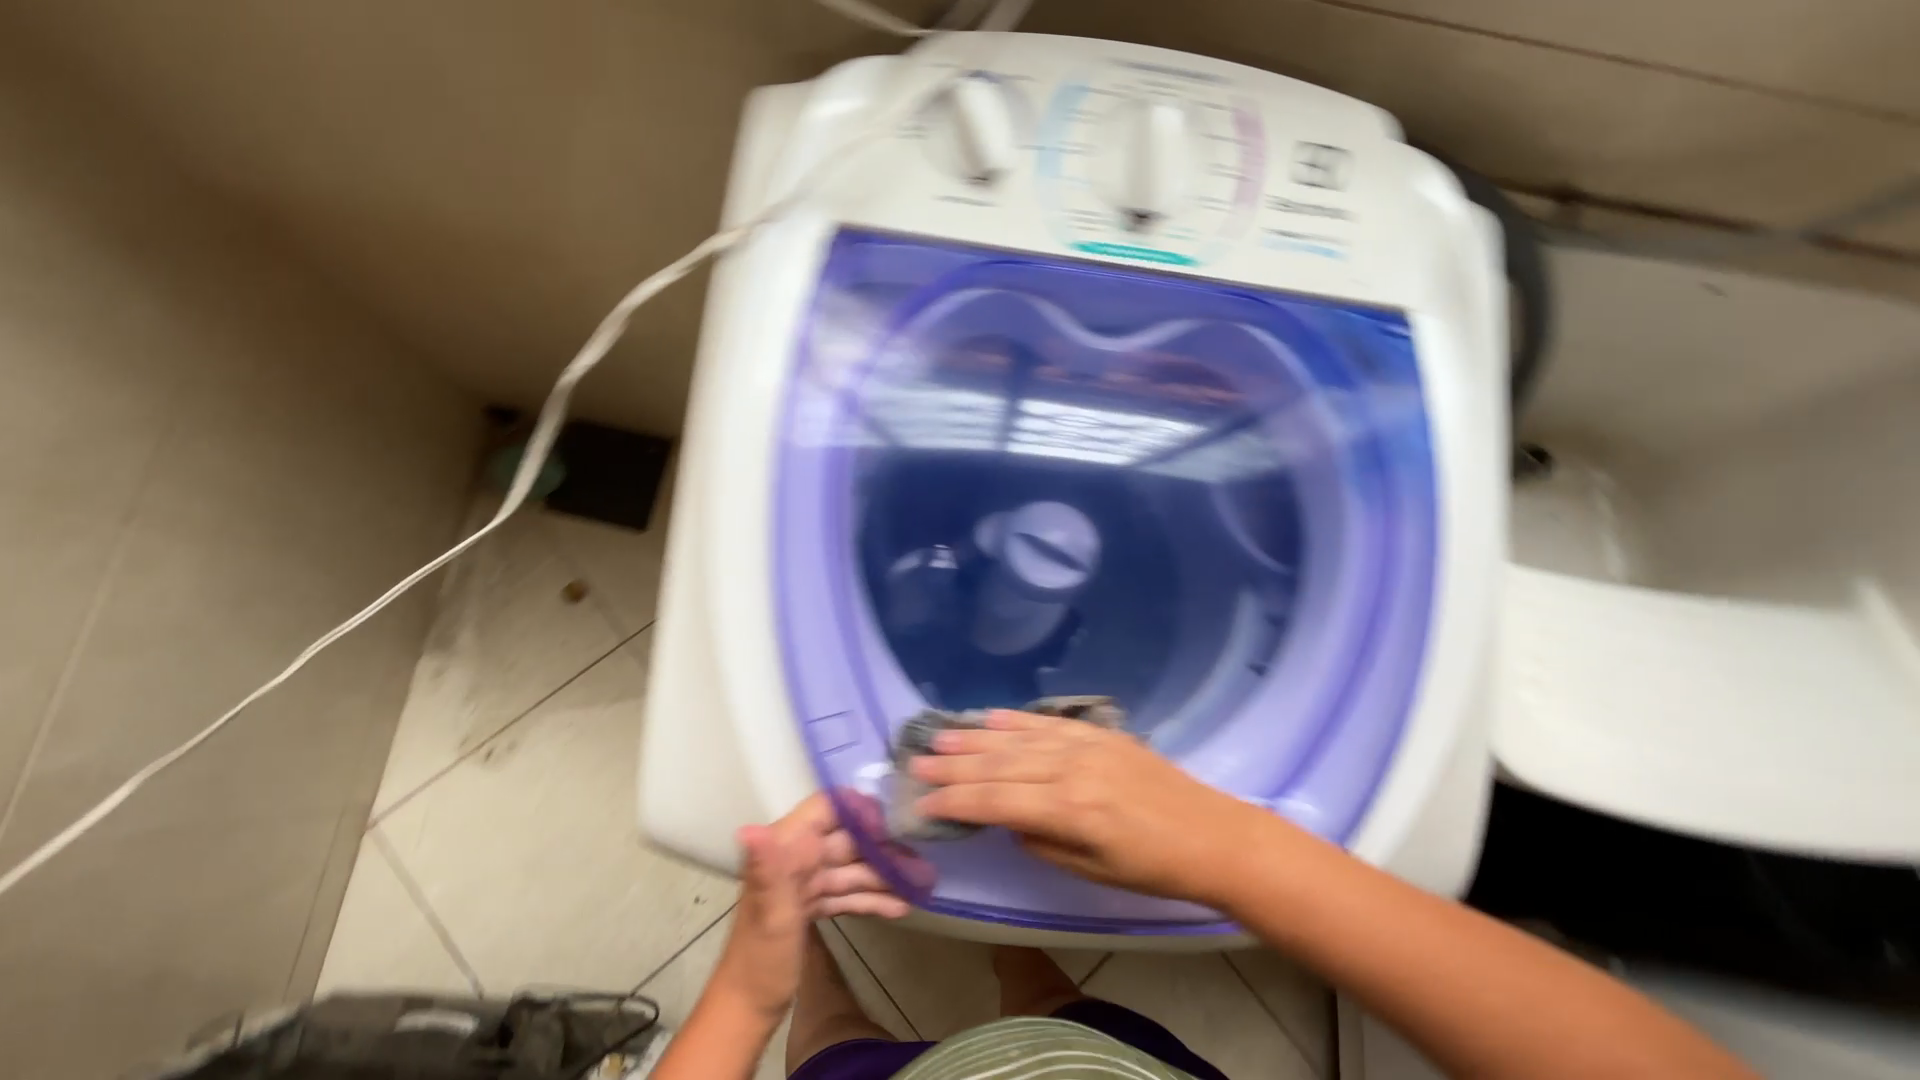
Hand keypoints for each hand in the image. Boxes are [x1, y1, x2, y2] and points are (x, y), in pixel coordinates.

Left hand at [712, 793, 909, 1017]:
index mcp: (783, 849)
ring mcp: (805, 883)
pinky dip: (872, 898)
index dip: (859, 810)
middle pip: (846, 838)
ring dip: (885, 874)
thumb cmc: (760, 959)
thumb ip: (769, 869)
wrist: (747, 1008)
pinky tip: (902, 905)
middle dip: (883, 846)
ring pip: (851, 868)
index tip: (894, 821)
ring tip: (922, 881)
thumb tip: (749, 829)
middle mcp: (795, 858)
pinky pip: (848, 894)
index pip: (825, 809)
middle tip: (922, 854)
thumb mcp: (772, 914)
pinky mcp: (813, 906)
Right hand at [911, 710, 1274, 903]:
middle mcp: (1071, 768)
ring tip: (940, 735)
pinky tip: (991, 717)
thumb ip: (1041, 842)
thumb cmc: (1152, 869)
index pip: (995, 801)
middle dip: (954, 765)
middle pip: (999, 764)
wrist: (1213, 836)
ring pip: (1018, 738)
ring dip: (976, 737)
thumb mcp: (1090, 870)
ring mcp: (1087, 744)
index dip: (955, 801)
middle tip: (916, 762)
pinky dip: (1017, 719)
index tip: (923, 800)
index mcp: (1068, 809)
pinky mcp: (1103, 733)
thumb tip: (1008, 820)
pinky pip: (1050, 722)